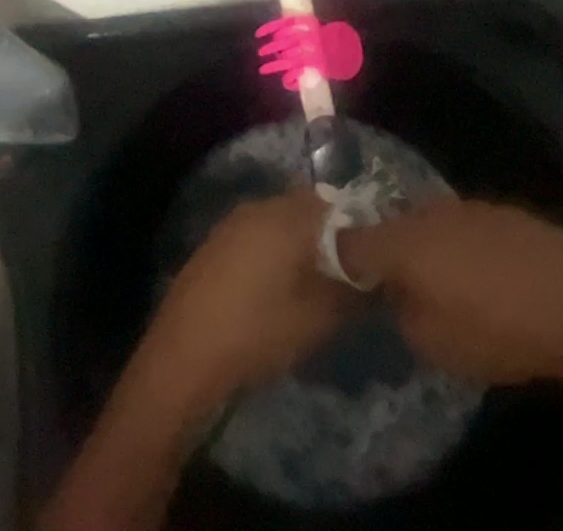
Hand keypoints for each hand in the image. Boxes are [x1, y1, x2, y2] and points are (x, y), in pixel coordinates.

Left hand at [138, 190, 351, 408]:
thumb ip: (356, 292)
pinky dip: (271, 258)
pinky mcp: (211, 250)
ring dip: (298, 249)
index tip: (370, 261)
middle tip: (344, 278)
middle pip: (304, 212)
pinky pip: (253, 242)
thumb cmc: (259, 331)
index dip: (357, 230)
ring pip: (277, 227)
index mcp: (284, 216)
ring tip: (312, 289)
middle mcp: (255, 210)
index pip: (335, 204)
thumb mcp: (320, 317)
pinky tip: (275, 294)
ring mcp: (228, 228)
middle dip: (327, 240)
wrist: (184, 359)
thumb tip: (378, 279)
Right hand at [338, 199, 562, 389]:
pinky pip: (471, 227)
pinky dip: (467, 246)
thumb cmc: (501, 332)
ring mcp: (476, 208)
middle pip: (394, 227)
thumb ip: (400, 310)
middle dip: (388, 253)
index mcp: (405, 241)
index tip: (343, 282)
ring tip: (445, 282)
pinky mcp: (513, 214)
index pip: (351, 242)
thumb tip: (394, 293)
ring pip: (435, 224)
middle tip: (395, 286)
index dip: (340, 261)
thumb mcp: (433, 342)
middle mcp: (434, 213)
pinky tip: (489, 275)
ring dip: (430, 247)